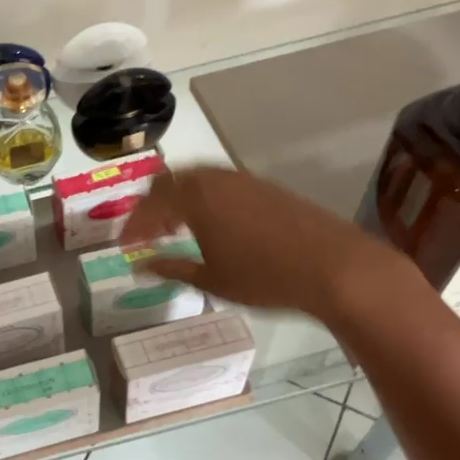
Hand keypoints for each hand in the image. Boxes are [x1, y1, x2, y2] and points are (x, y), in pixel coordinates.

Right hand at [121, 166, 420, 321]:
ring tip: (175, 226)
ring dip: (180, 199)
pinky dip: (205, 199)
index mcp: (195, 198)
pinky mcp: (267, 187)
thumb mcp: (212, 280)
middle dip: (152, 205)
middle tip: (146, 231)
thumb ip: (173, 268)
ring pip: (198, 179)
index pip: (150, 204)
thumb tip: (142, 265)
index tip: (123, 245)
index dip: (133, 225)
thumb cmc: (265, 278)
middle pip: (171, 180)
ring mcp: (244, 180)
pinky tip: (212, 224)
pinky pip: (222, 184)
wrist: (336, 267)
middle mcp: (216, 179)